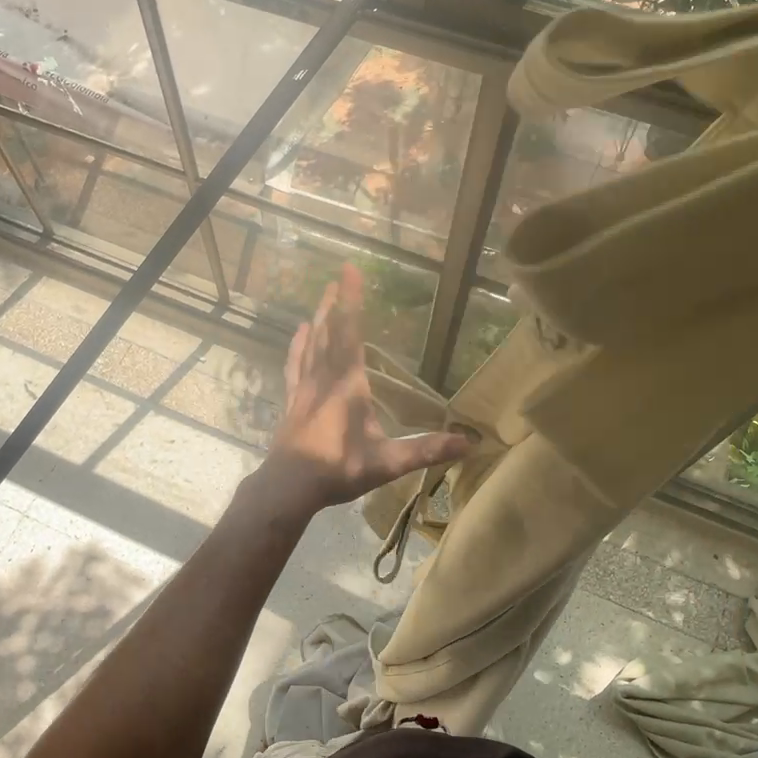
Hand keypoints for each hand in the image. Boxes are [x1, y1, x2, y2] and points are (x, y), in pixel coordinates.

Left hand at [255, 264, 472, 514]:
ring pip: (311, 344)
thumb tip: (469, 442)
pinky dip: (298, 345)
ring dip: (318, 318)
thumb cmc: (337, 471)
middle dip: (335, 303)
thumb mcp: (386, 464)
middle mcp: (324, 378)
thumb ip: (426, 450)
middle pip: (329, 332)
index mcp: (347, 385)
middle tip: (338, 276)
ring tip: (322, 295)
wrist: (288, 487)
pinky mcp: (292, 401)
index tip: (349, 270)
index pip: (350, 333)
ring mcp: (304, 388)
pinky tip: (299, 333)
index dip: (350, 301)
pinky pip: (295, 364)